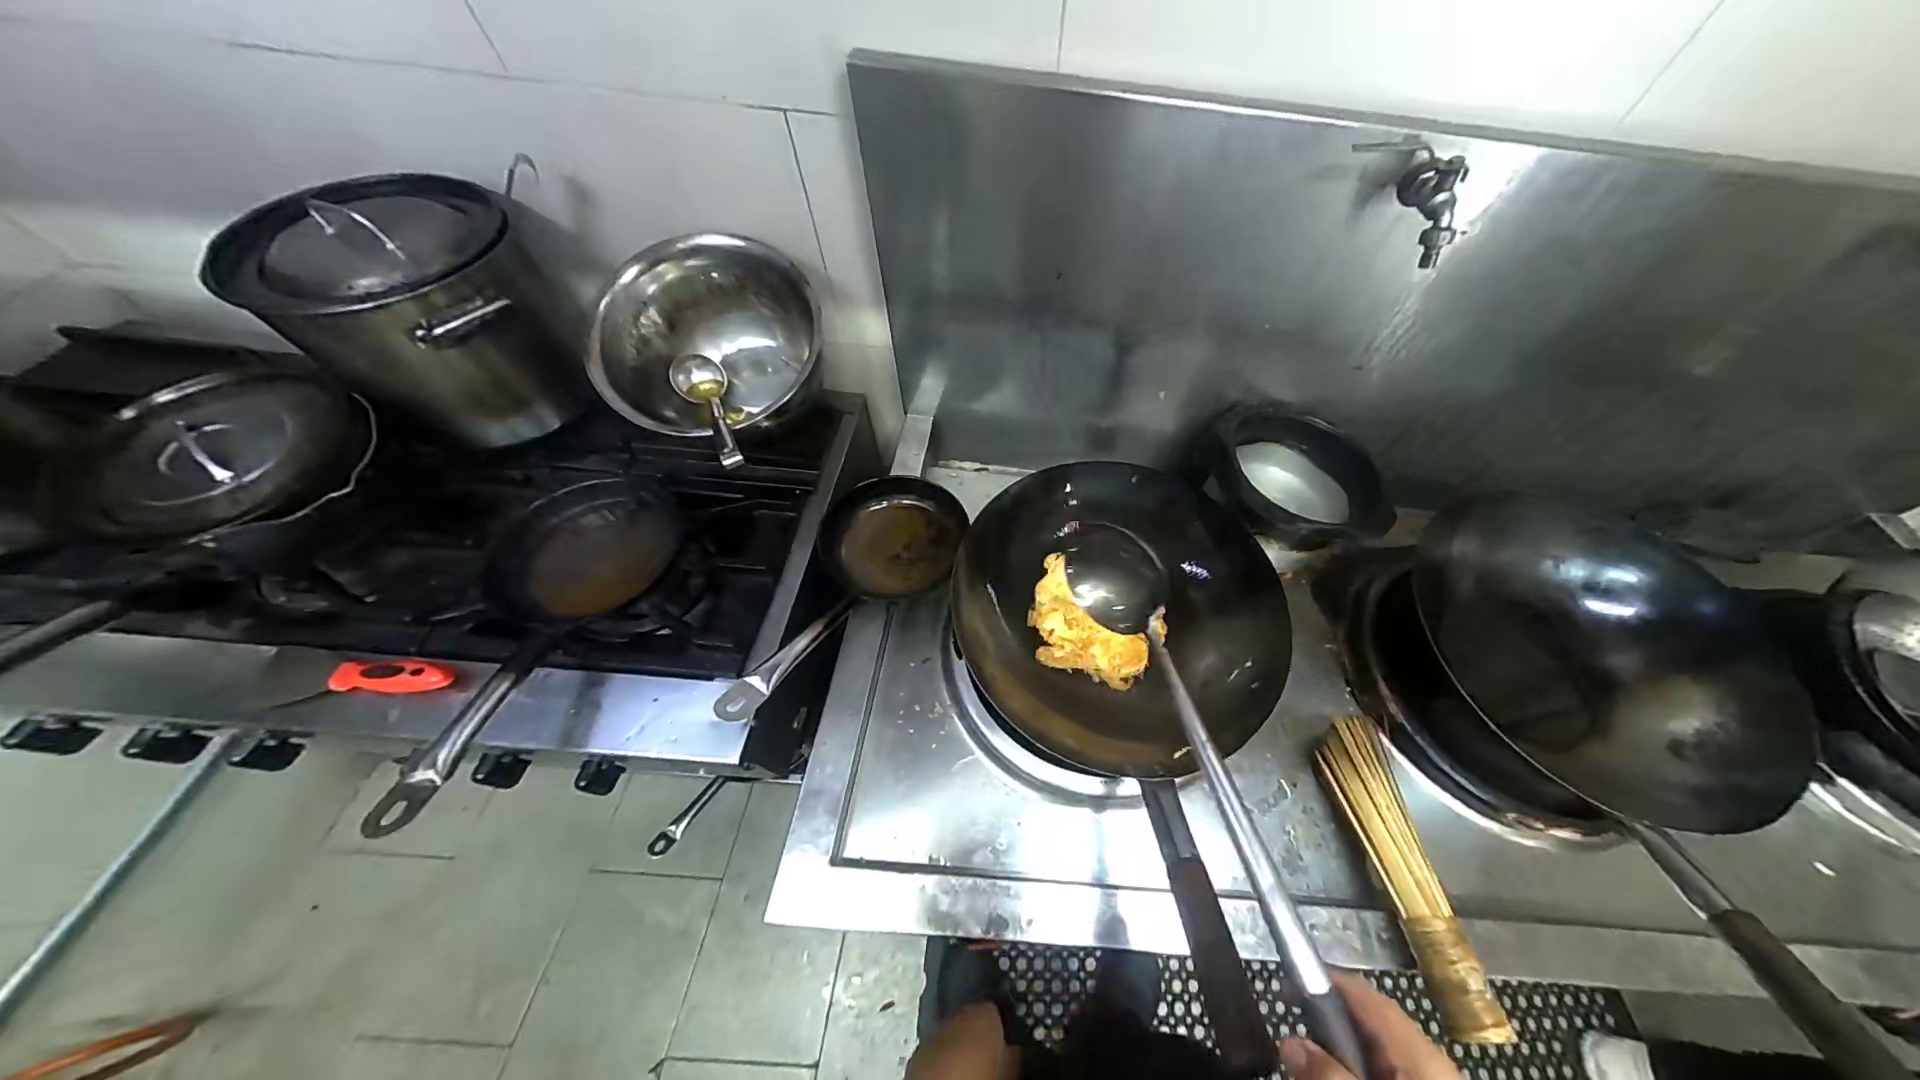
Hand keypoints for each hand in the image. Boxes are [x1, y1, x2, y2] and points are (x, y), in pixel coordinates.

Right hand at [1279, 972, 1463, 1079]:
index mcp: (1421, 1057)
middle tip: (1291, 1034)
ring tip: (1307, 1069)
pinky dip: (1356, 1076)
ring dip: (1339, 1059)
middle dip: (1328, 1026)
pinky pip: (1386, 1077)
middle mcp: (1430, 1066)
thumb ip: (1329, 1077)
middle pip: (1371, 1027)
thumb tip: (1290, 1043)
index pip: (1369, 999)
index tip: (1287, 984)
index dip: (1327, 982)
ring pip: (1377, 1058)